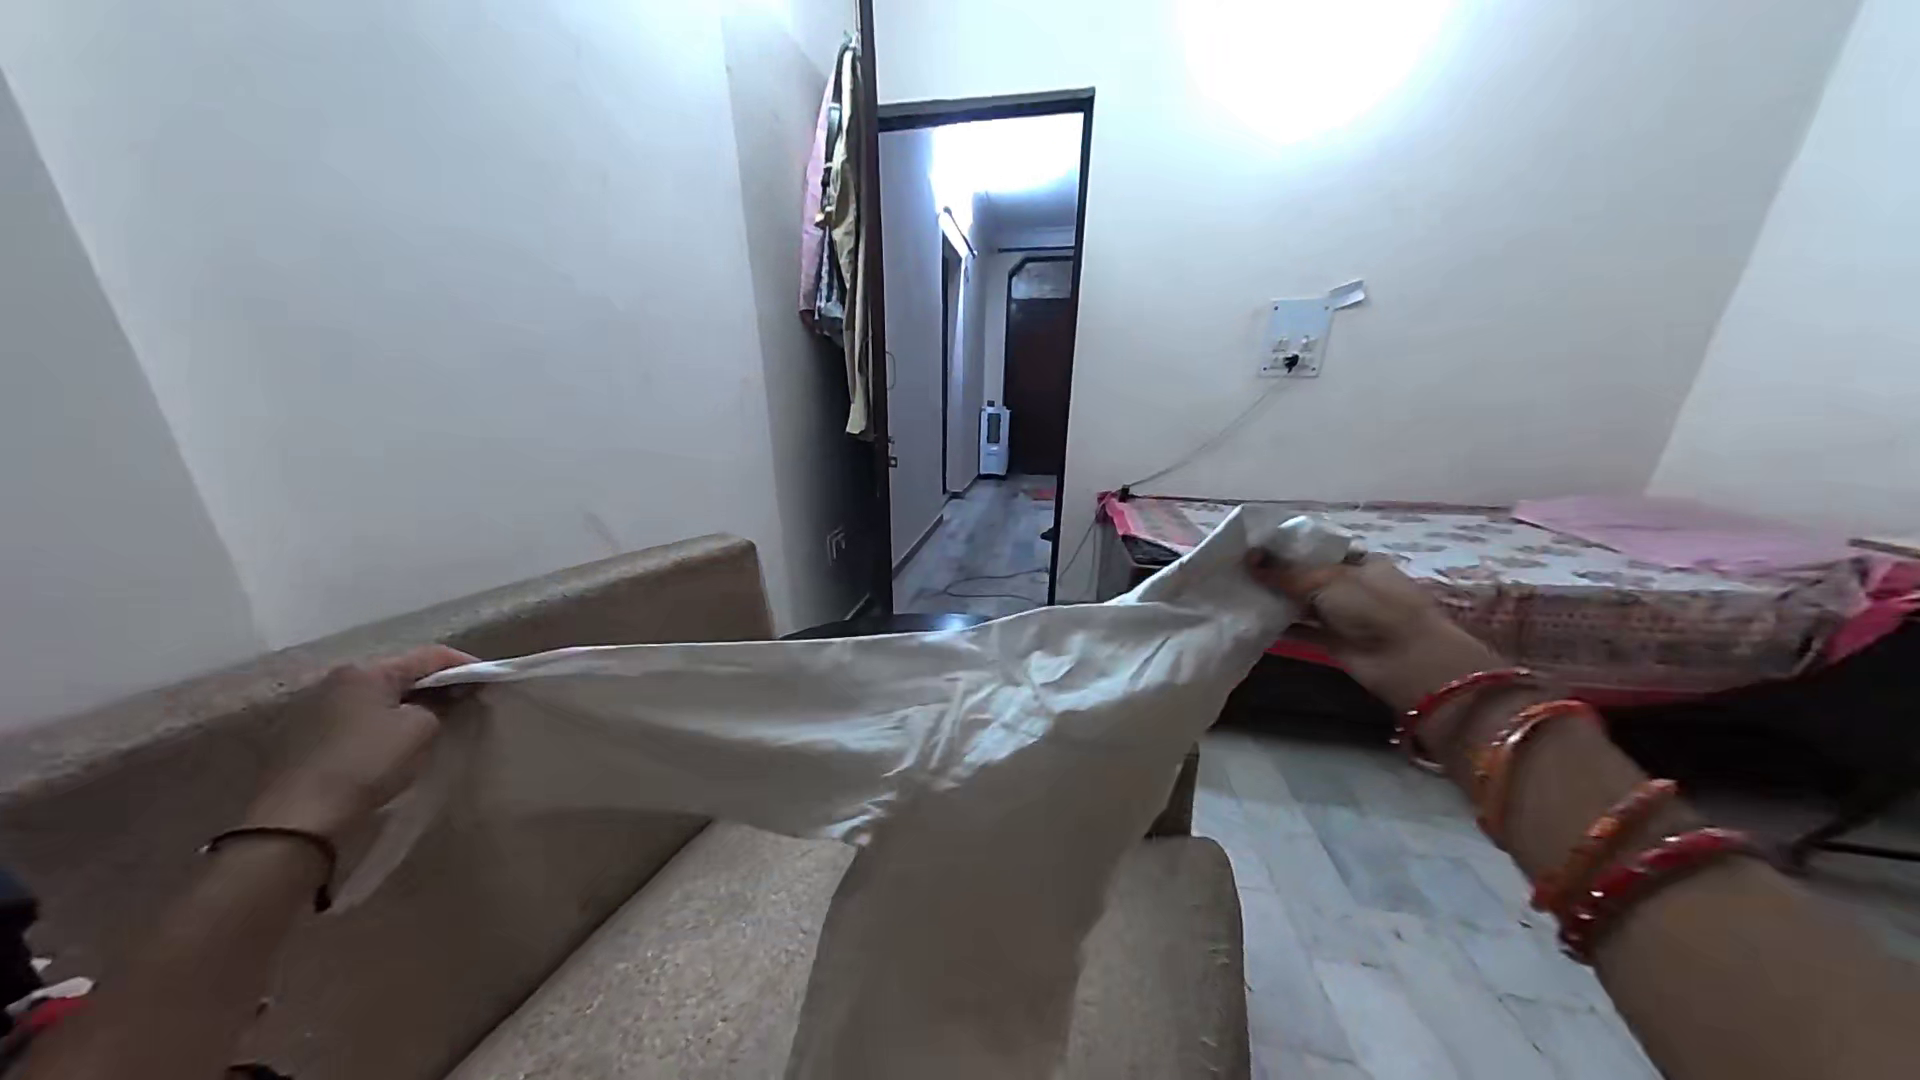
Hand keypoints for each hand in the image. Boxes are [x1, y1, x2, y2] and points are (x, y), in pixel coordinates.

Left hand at [243, 645, 475, 842]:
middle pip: (402, 672)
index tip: (490, 679)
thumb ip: (441, 703)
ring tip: (436, 717)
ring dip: (410, 701)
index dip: (465, 664)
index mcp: (367, 671)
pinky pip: (360, 714)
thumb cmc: (368, 763)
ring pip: (380, 694)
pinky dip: (386, 717)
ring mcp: (315, 706)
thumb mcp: (421, 728)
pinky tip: (399, 735)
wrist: (298, 819)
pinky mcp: (305, 734)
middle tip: (466, 699)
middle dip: (437, 683)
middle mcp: (337, 680)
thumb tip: (444, 698)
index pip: (430, 655)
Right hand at [1244, 548, 1501, 709]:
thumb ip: (1285, 572)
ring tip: (1237, 590)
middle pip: (1307, 575)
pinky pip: (1300, 629)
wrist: (1408, 662)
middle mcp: (1351, 585)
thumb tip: (1248, 558)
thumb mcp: (1327, 581)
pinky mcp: (1333, 640)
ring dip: (1275, 599)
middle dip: (1277, 573)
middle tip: (1239, 568)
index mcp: (1359, 562)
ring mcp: (1342, 614)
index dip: (1287, 548)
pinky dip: (1279, 625)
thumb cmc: (1375, 608)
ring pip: (1301, 603)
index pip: (1318, 549)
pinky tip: (1252, 617)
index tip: (1254, 547)